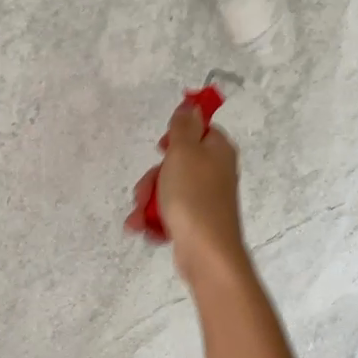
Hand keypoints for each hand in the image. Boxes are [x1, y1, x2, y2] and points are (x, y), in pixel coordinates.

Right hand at [124, 102, 250, 283]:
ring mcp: (206, 199)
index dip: (177, 137)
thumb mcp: (184, 152)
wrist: (205, 252)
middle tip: (145, 191)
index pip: (200, 130)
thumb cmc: (193, 197)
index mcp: (218, 151)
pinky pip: (169, 213)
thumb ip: (184, 126)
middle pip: (177, 162)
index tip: (161, 148)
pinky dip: (154, 220)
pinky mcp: (195, 223)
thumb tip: (191, 105)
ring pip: (168, 189)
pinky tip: (143, 229)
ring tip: (139, 218)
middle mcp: (215, 173)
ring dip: (147, 202)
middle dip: (152, 178)